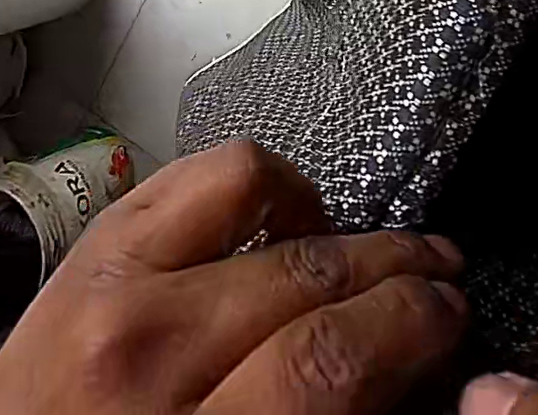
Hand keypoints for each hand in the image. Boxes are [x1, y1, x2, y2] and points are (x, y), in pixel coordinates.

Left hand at [0, 140, 467, 413]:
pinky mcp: (90, 244)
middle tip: (433, 268)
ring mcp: (104, 281)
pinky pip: (195, 170)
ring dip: (324, 209)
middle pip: (301, 275)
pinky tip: (276, 215)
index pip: (323, 361)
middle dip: (392, 265)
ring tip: (352, 237)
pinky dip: (253, 179)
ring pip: (247, 185)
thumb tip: (403, 366)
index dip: (408, 325)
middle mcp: (135, 354)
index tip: (447, 310)